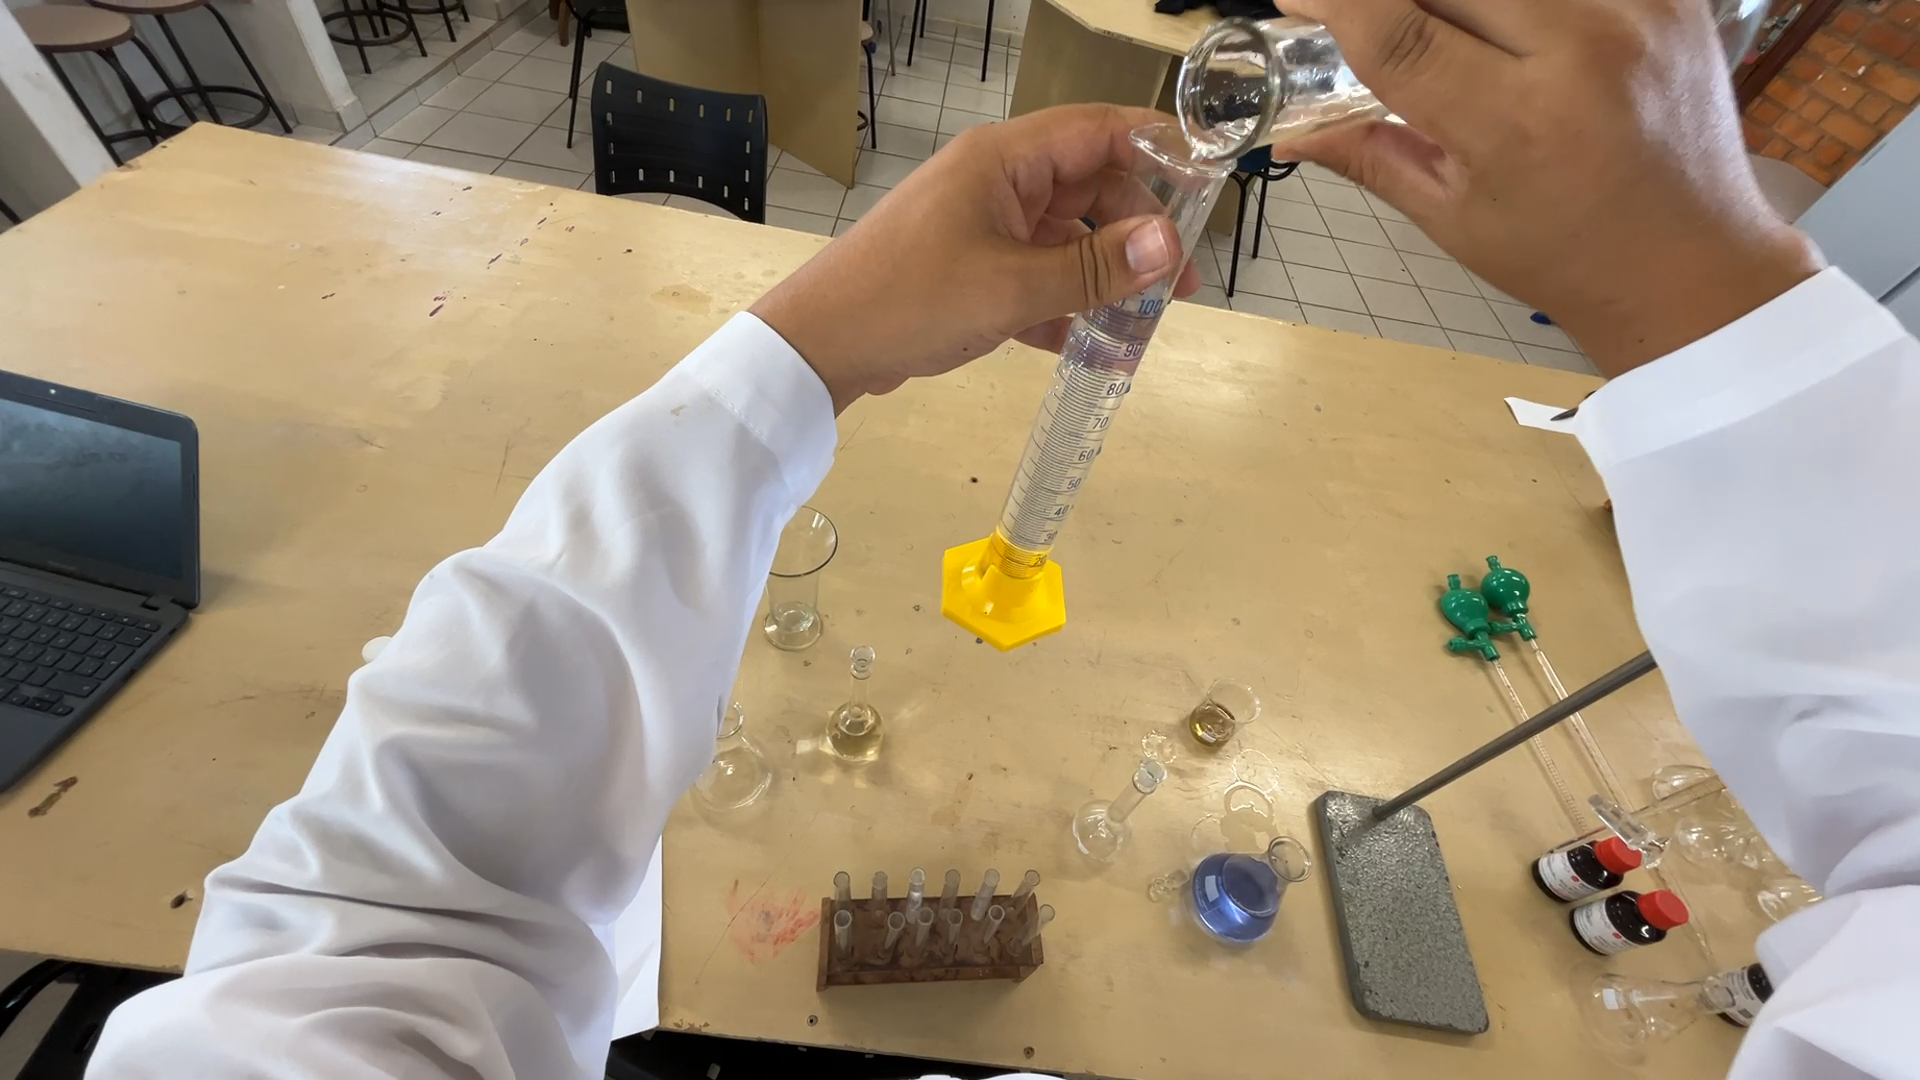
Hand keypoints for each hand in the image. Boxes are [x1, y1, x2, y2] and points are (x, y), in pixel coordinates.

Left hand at [751, 105, 1203, 412]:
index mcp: (1006, 162)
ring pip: (1064, 243)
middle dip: (1137, 234)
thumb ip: (1091, 269)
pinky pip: (1033, 281)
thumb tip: (1168, 246)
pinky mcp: (971, 274)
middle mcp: (998, 186)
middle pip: (1089, 192)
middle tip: (1178, 285)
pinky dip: (1061, 309)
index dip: (1159, 153)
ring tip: (1139, 325)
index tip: (1207, 190)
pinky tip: (1087, 345)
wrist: (827, 344)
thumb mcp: (1010, 287)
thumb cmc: (912, 300)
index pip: (1100, 133)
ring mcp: (983, 231)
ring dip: (1100, 281)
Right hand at [1278, 0, 1824, 374]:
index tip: (1295, 2)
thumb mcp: (1445, 215)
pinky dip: (1508, 2)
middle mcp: (1581, 42)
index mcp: (1511, 120)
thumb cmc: (1549, 253)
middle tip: (1352, 14)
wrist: (1680, 255)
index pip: (1402, 37)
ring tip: (1419, 22)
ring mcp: (1639, 2)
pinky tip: (1489, 25)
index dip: (1337, 6)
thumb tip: (1294, 134)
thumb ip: (1371, 156)